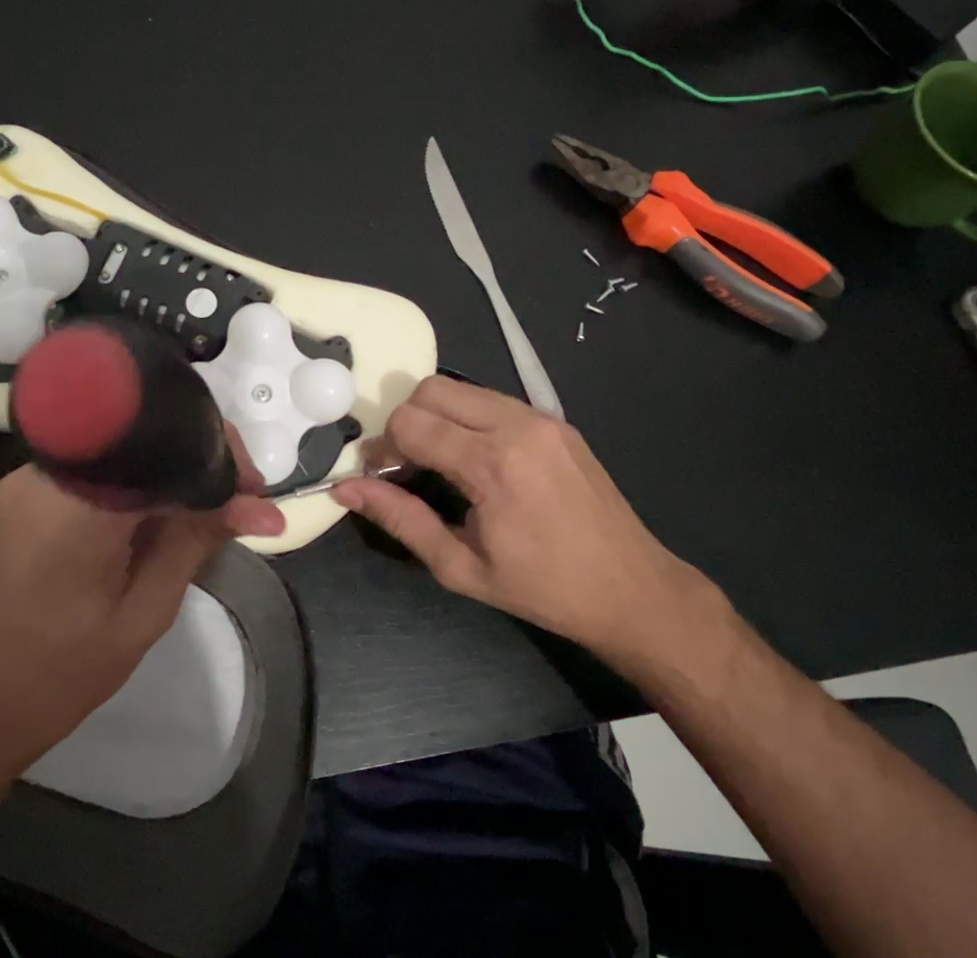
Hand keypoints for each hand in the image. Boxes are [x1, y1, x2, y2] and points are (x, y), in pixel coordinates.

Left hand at [0, 435, 283, 792]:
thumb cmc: (59, 674)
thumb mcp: (144, 614)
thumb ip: (194, 543)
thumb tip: (253, 504)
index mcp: (76, 501)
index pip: (164, 445)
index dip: (219, 458)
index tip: (257, 491)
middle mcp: (46, 473)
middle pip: (141, 440)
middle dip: (197, 462)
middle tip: (242, 505)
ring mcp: (28, 481)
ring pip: (120, 456)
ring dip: (167, 478)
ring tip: (211, 517)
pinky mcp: (24, 497)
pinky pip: (95, 475)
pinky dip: (136, 490)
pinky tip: (163, 521)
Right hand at [332, 376, 726, 664]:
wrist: (630, 587)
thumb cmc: (541, 588)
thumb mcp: (459, 566)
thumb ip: (401, 519)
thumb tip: (346, 489)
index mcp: (492, 464)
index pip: (411, 422)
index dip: (382, 447)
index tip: (379, 476)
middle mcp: (517, 425)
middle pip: (432, 389)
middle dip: (405, 421)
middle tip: (404, 466)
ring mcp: (542, 419)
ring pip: (463, 388)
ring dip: (437, 417)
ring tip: (438, 464)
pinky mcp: (558, 422)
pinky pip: (495, 401)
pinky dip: (469, 419)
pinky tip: (474, 461)